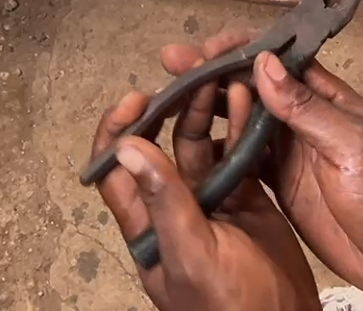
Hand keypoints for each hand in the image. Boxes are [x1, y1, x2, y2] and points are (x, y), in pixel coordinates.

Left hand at [89, 32, 316, 310]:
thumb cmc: (231, 309)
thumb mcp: (193, 256)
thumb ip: (163, 202)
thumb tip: (126, 146)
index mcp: (148, 225)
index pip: (116, 169)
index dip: (117, 130)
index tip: (135, 98)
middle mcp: (174, 205)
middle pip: (162, 144)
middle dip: (171, 107)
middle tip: (190, 75)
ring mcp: (211, 198)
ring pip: (200, 141)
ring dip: (206, 108)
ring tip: (220, 76)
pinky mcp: (245, 195)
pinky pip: (236, 150)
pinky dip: (239, 123)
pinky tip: (246, 99)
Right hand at [155, 30, 362, 308]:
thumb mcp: (355, 147)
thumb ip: (308, 108)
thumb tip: (264, 64)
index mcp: (324, 96)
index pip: (275, 59)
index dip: (238, 48)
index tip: (205, 46)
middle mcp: (302, 117)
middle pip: (248, 85)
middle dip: (210, 71)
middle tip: (172, 62)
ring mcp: (290, 151)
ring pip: (238, 120)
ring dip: (205, 108)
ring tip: (169, 100)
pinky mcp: (282, 185)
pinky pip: (241, 160)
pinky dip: (215, 152)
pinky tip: (186, 150)